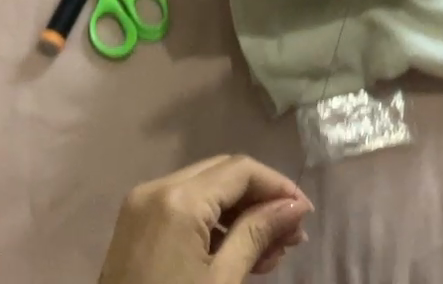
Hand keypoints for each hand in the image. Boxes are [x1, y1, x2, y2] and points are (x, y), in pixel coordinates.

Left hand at [97, 155, 313, 282]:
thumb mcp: (222, 281)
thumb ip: (257, 234)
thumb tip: (295, 206)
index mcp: (179, 198)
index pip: (240, 169)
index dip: (278, 185)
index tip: (305, 213)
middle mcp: (157, 186)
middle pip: (223, 173)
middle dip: (260, 198)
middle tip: (291, 233)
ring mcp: (142, 203)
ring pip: (205, 189)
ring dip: (239, 212)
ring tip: (271, 250)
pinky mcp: (136, 221)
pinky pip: (184, 206)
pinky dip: (213, 222)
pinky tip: (239, 251)